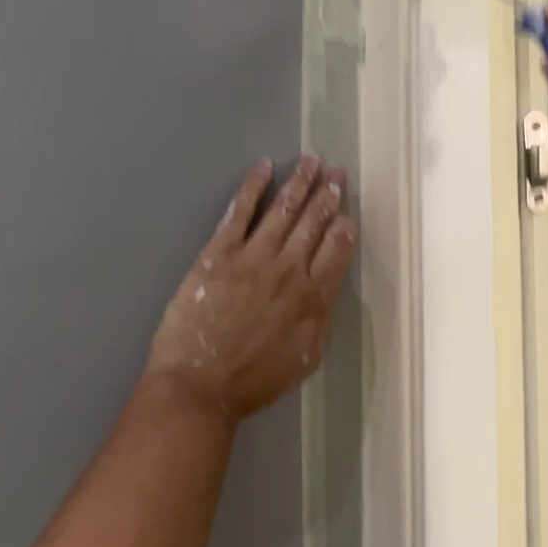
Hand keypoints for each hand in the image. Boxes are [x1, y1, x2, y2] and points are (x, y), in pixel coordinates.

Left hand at [144, 155, 355, 425]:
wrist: (200, 386)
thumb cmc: (253, 381)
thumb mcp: (305, 358)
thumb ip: (320, 317)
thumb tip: (327, 287)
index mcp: (312, 298)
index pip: (337, 250)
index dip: (344, 227)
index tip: (347, 212)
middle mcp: (288, 269)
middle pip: (313, 222)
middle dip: (327, 194)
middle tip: (336, 172)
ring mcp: (253, 256)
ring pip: (283, 209)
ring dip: (299, 182)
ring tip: (311, 160)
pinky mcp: (220, 252)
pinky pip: (241, 210)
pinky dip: (254, 186)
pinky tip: (264, 168)